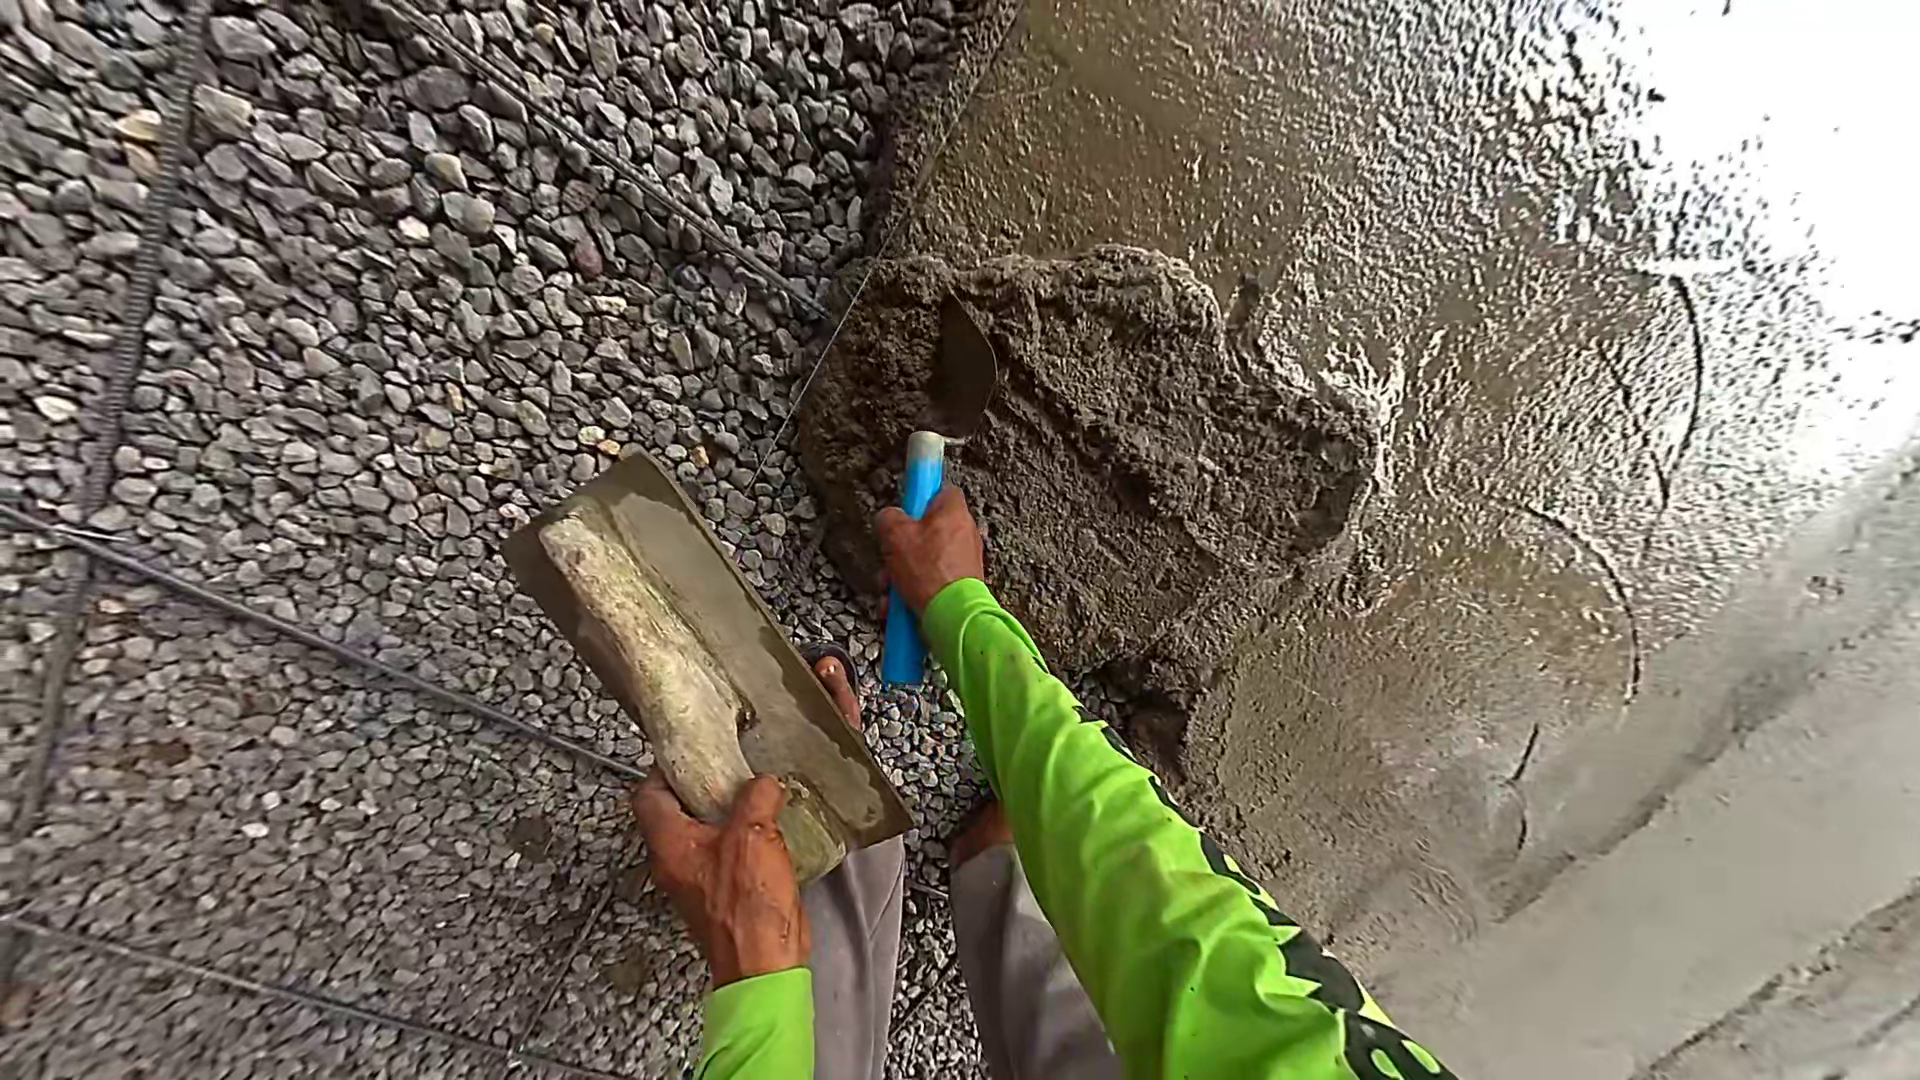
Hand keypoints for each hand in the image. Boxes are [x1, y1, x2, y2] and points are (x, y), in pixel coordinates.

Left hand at [631, 772, 809, 986]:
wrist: (764, 961)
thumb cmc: (748, 901)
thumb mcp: (754, 833)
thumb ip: (757, 796)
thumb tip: (765, 782)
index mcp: (670, 844)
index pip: (647, 795)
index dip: (667, 767)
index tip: (695, 749)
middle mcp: (676, 859)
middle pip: (678, 808)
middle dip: (705, 783)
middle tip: (733, 762)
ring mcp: (699, 875)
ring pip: (704, 826)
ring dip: (728, 806)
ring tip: (757, 785)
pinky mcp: (722, 887)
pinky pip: (726, 845)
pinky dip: (742, 828)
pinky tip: (770, 819)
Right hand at [875, 485, 984, 613]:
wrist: (953, 616)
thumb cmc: (930, 573)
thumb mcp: (895, 535)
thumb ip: (888, 518)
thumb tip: (887, 518)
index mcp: (953, 512)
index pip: (940, 489)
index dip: (919, 496)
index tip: (905, 505)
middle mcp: (964, 533)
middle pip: (926, 530)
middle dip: (900, 547)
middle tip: (890, 557)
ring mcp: (964, 560)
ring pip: (924, 559)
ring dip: (901, 574)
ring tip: (890, 589)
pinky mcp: (961, 584)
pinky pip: (931, 581)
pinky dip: (913, 591)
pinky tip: (897, 605)